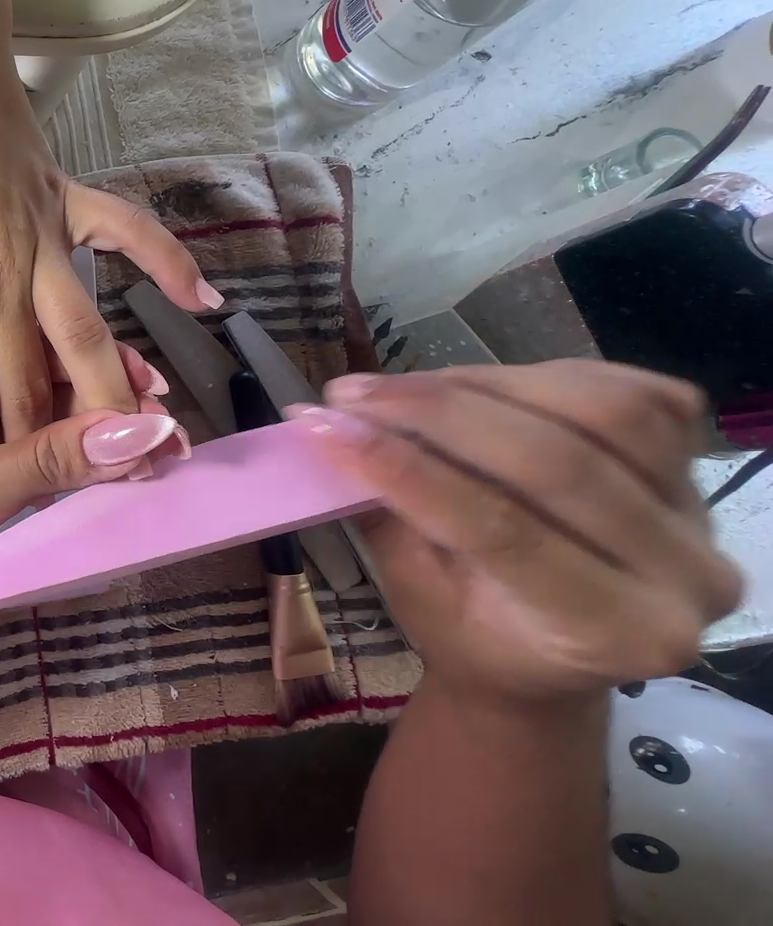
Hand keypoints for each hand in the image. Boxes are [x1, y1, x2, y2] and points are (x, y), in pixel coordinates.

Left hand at [0, 345, 184, 655]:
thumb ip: (52, 460)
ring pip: (50, 435)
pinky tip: (126, 479)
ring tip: (165, 455)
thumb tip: (144, 430)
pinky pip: (43, 475)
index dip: (92, 370)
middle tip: (171, 431)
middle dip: (109, 409)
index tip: (153, 390)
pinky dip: (83, 477)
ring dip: (104, 444)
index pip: (25, 355)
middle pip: (45, 393)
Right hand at [289, 361, 741, 703]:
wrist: (540, 650)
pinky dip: (541, 376)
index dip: (401, 467)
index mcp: (610, 633)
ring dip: (481, 384)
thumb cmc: (464, 631)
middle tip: (348, 393)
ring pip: (604, 412)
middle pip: (556, 462)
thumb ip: (384, 510)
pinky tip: (472, 386)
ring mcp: (705, 515)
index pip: (498, 528)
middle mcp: (686, 577)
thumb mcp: (411, 589)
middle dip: (434, 413)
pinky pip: (636, 395)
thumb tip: (325, 429)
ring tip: (399, 386)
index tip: (322, 425)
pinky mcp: (699, 466)